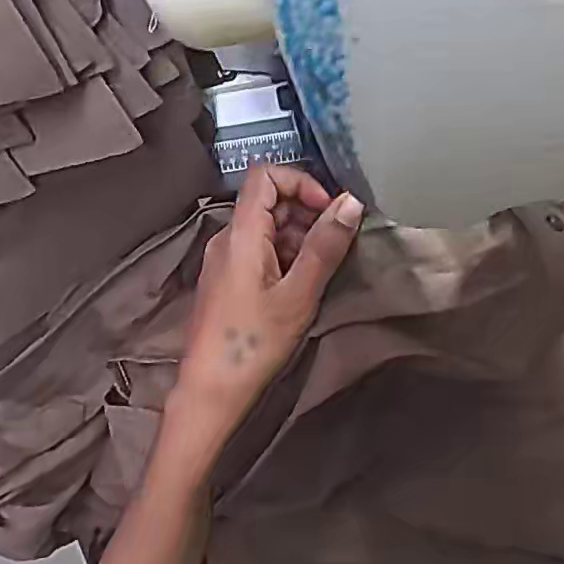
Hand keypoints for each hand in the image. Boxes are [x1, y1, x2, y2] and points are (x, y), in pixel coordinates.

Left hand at [175, 165, 362, 429]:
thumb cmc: (254, 342)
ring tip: (318, 271)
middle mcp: (227, 238)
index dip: (302, 182)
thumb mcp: (299, 293)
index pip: (266, 175)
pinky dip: (284, 256)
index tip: (329, 211)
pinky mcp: (226, 280)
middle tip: (333, 245)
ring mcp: (224, 259)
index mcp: (241, 233)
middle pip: (268, 200)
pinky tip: (299, 285)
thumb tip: (351, 203)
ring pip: (266, 227)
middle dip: (306, 213)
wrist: (212, 389)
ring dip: (298, 237)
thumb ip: (325, 246)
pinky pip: (258, 250)